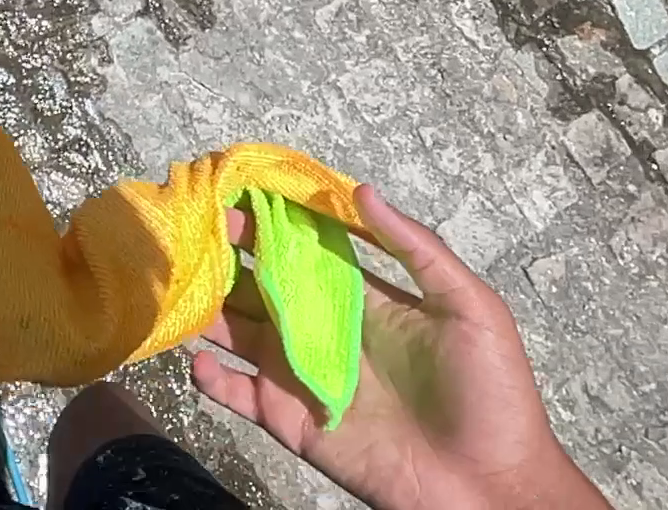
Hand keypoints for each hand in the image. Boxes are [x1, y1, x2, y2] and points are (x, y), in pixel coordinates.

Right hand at [190, 185, 609, 509]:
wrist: (491, 492)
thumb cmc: (489, 393)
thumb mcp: (469, 309)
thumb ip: (416, 247)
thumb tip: (362, 188)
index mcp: (347, 293)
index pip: (292, 245)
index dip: (260, 220)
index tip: (226, 193)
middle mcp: (310, 323)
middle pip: (250, 281)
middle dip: (218, 256)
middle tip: (186, 235)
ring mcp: (292, 368)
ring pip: (229, 329)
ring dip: (202, 310)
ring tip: (177, 291)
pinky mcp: (283, 414)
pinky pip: (233, 391)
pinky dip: (208, 375)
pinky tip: (198, 360)